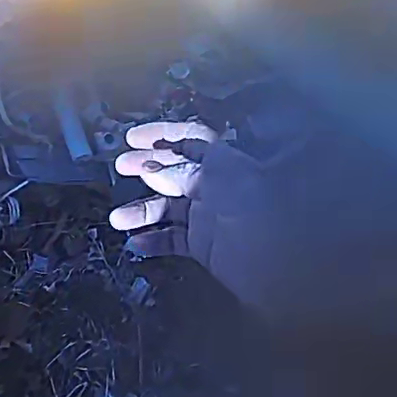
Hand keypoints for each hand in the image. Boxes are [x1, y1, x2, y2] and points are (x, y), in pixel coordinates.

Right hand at [109, 120, 285, 310]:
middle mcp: (214, 186)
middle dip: (145, 167)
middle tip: (122, 167)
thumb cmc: (254, 206)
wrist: (278, 261)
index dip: (161, 135)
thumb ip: (184, 167)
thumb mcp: (220, 172)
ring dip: (142, 210)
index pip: (189, 140)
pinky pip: (173, 238)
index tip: (133, 137)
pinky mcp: (204, 245)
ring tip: (119, 218)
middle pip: (172, 172)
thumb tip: (153, 168)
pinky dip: (154, 239)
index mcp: (223, 163)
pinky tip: (137, 242)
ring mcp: (207, 216)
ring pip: (167, 207)